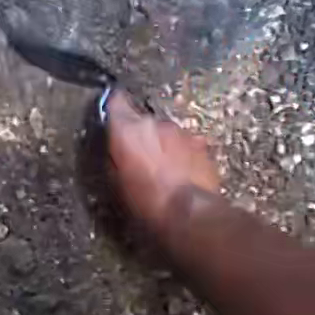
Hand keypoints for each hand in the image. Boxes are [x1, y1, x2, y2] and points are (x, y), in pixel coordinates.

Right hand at [103, 89, 220, 233]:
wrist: (189, 213)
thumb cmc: (146, 201)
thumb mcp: (117, 182)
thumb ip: (114, 155)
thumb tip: (115, 145)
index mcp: (128, 130)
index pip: (117, 101)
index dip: (116, 105)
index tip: (115, 111)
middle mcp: (154, 123)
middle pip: (143, 121)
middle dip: (142, 135)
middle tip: (140, 158)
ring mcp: (180, 131)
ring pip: (166, 133)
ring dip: (163, 145)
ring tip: (164, 170)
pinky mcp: (200, 144)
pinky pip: (185, 144)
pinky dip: (182, 153)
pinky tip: (182, 173)